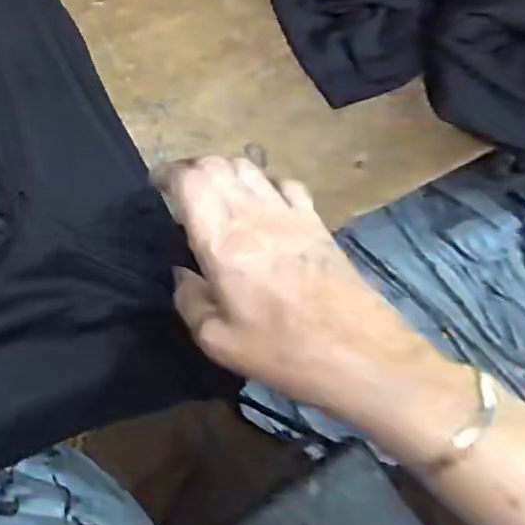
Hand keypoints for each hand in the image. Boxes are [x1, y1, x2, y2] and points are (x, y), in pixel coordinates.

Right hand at [156, 156, 457, 426]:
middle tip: (179, 189)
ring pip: (245, 165)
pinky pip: (282, 182)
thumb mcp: (219, 342)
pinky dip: (262, 181)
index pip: (188, 180)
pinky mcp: (316, 221)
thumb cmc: (287, 354)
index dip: (166, 174)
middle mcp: (252, 216)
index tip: (155, 187)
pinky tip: (260, 202)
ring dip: (222, 169)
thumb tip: (181, 274)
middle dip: (189, 168)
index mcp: (222, 242)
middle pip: (214, 163)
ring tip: (213, 191)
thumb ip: (189, 301)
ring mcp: (288, 214)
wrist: (369, 361)